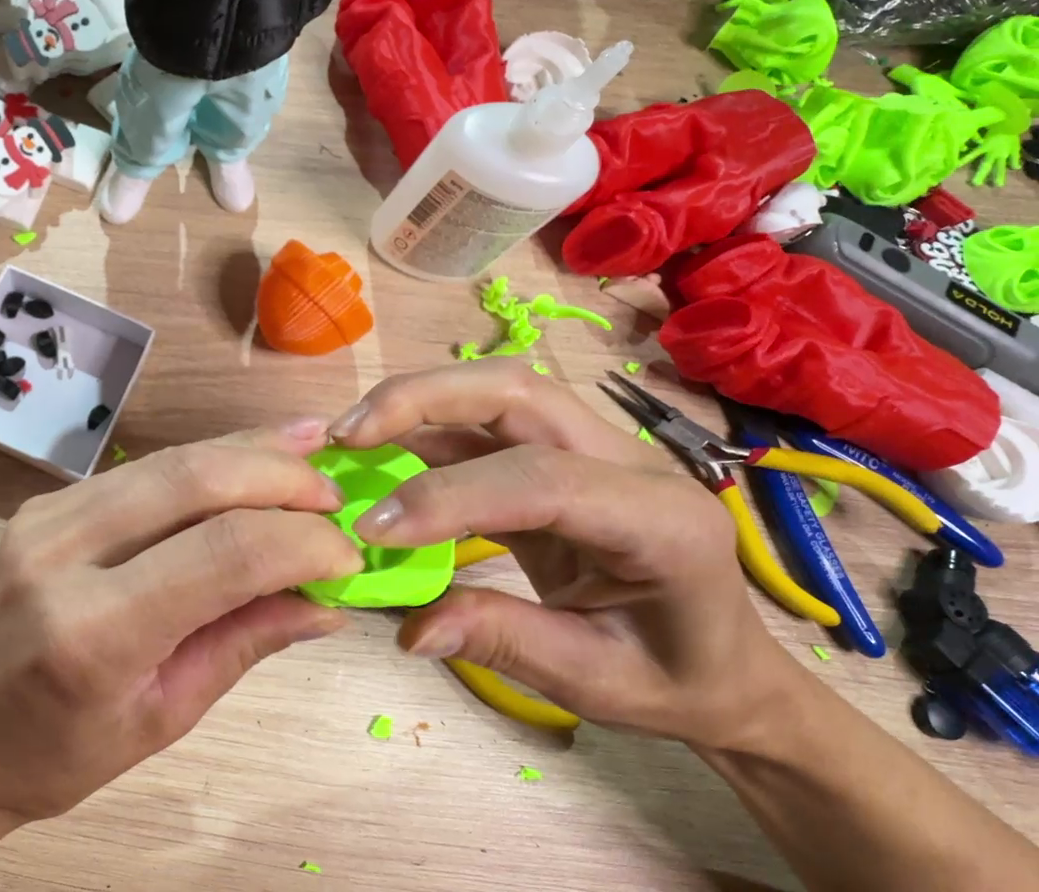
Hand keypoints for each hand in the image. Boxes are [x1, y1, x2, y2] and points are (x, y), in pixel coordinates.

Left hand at [0, 421, 361, 828]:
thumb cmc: (59, 753)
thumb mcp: (163, 718)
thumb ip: (243, 643)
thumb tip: (326, 599)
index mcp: (92, 631)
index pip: (222, 555)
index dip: (300, 543)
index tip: (349, 554)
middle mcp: (61, 554)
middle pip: (190, 481)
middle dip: (277, 475)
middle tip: (335, 490)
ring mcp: (44, 519)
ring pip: (165, 462)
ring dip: (243, 454)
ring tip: (309, 452)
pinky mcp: (43, 504)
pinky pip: (137, 472)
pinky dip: (200, 465)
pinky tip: (243, 465)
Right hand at [327, 361, 803, 747]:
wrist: (724, 666)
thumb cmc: (673, 679)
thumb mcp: (593, 681)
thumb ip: (503, 642)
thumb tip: (412, 629)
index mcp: (663, 523)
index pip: (543, 480)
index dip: (449, 496)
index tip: (373, 529)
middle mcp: (630, 462)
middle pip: (517, 391)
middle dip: (422, 401)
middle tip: (346, 436)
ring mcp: (595, 446)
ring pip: (497, 389)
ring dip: (417, 401)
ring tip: (350, 435)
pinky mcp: (559, 452)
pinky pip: (486, 421)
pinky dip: (425, 427)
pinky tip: (380, 451)